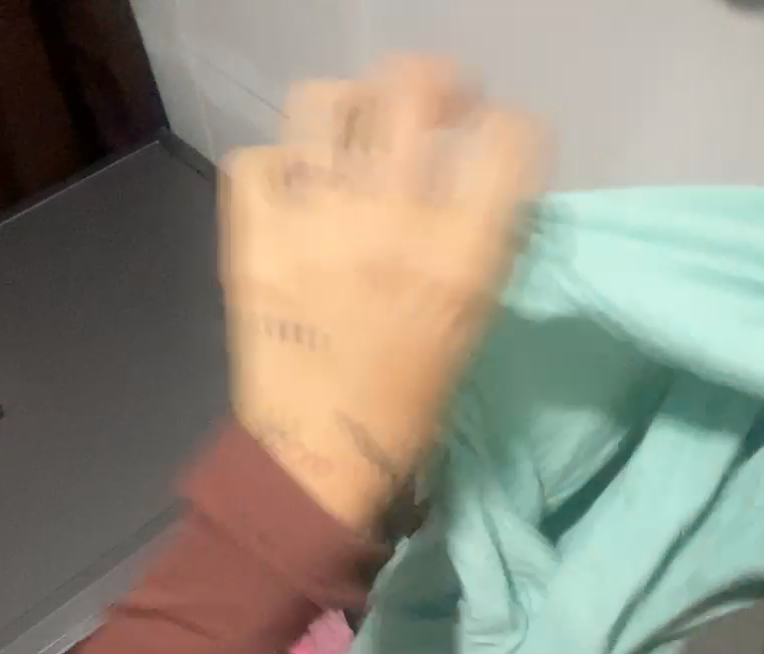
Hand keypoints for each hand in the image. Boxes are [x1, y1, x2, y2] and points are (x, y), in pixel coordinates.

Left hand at [219, 56, 544, 530]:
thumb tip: (479, 185)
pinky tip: (297, 190)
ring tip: (357, 130)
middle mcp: (388, 225)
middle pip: (413, 91)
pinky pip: (259, 160)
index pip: (508, 139)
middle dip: (436, 85)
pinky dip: (278, 165)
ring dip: (351, 105)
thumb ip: (479, 249)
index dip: (510, 127)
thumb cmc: (406, 408)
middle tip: (435, 108)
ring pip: (324, 103)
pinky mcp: (254, 241)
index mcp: (457, 259)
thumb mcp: (469, 329)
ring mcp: (312, 227)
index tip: (497, 137)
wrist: (318, 459)